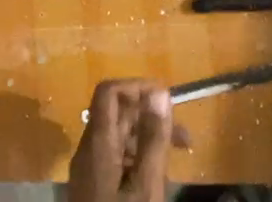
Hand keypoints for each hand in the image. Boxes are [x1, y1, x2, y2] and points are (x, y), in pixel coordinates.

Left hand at [68, 80, 178, 201]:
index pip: (108, 92)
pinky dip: (137, 156)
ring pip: (117, 137)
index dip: (136, 87)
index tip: (166, 98)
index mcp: (97, 141)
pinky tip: (155, 174)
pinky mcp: (92, 184)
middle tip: (184, 137)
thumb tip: (160, 92)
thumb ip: (153, 139)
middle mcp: (87, 147)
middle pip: (115, 115)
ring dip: (146, 138)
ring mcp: (88, 167)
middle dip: (149, 116)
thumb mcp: (145, 184)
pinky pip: (114, 157)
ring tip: (176, 155)